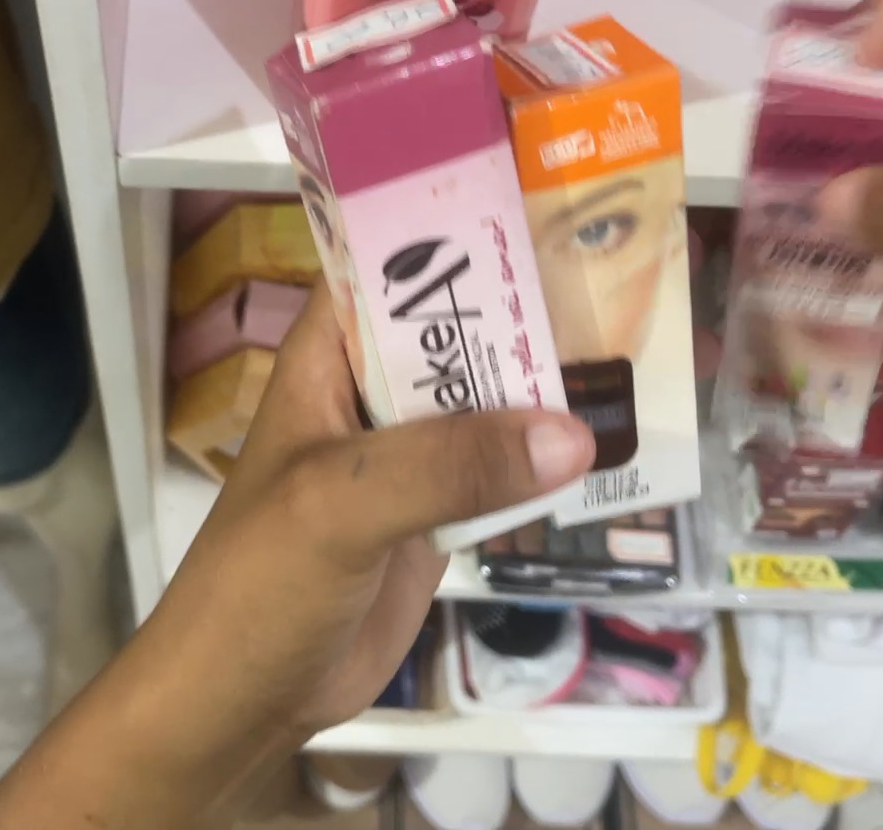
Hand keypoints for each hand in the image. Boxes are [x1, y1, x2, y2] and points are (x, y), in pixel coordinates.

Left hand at [0, 283, 595, 828]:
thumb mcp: (339, 504)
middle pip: (450, 330)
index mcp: (326, 357)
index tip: (531, 195)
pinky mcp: (435, 509)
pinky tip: (610, 439)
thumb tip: (572, 431)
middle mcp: (367, 390)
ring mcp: (405, 452)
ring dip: (542, 382)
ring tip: (634, 339)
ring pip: (481, 399)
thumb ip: (443, 465)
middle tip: (613, 266)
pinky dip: (545, 457)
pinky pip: (498, 468)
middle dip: (518, 306)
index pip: (385, 267)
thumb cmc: (264, 579)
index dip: (448, 229)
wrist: (248, 689)